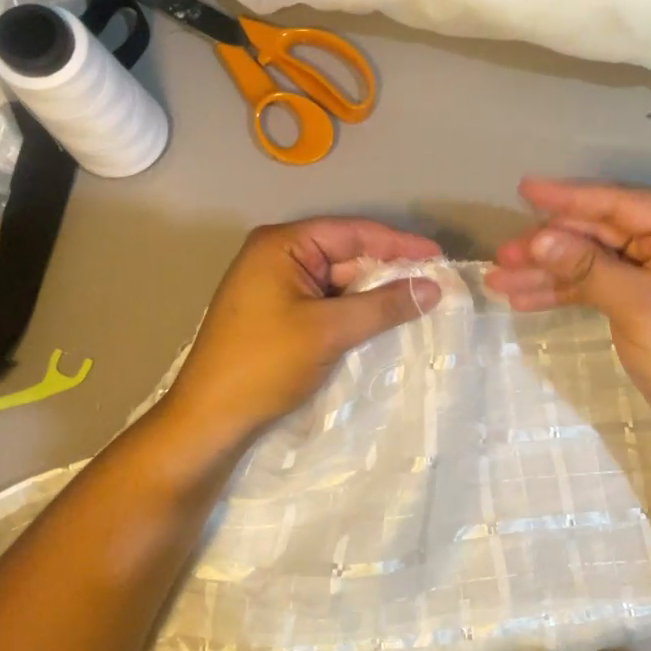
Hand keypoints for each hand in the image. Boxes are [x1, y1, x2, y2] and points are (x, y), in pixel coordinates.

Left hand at [162, 218, 441, 443]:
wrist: (210, 417)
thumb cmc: (265, 364)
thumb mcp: (329, 331)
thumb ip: (383, 305)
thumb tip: (434, 287)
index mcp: (282, 245)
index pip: (352, 232)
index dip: (399, 244)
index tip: (440, 258)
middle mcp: (278, 256)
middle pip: (347, 254)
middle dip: (390, 270)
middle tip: (437, 285)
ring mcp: (277, 286)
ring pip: (340, 282)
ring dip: (376, 294)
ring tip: (422, 304)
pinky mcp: (280, 314)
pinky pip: (328, 303)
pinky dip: (356, 311)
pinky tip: (387, 322)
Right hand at [485, 179, 650, 429]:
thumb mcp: (636, 306)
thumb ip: (587, 267)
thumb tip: (539, 238)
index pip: (622, 202)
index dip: (570, 197)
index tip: (524, 189)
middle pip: (601, 229)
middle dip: (551, 243)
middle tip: (502, 253)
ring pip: (593, 257)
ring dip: (549, 270)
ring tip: (500, 280)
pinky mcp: (643, 292)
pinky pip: (598, 282)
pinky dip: (565, 290)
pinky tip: (524, 298)